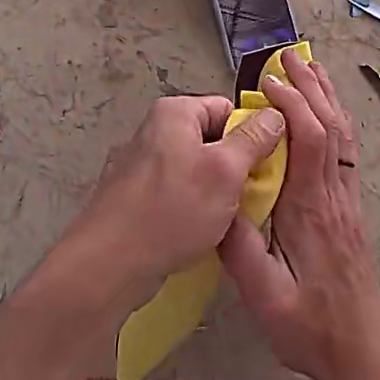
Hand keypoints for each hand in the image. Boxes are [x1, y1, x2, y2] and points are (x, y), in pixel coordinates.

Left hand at [65, 95, 285, 296]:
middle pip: (212, 139)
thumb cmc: (171, 211)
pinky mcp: (129, 198)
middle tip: (247, 195)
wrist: (104, 270)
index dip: (251, 136)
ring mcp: (138, 165)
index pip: (229, 109)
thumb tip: (275, 114)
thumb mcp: (226, 171)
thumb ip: (255, 138)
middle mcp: (153, 130)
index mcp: (175, 112)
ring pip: (194, 169)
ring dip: (213, 191)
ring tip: (224, 218)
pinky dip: (189, 208)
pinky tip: (196, 232)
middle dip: (233, 166)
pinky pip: (174, 193)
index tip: (262, 166)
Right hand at [221, 52, 379, 379]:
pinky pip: (347, 148)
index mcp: (311, 208)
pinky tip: (329, 108)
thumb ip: (243, 252)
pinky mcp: (350, 202)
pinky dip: (337, 118)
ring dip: (326, 95)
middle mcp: (334, 192)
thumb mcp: (266, 299)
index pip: (308, 139)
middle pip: (327, 124)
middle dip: (309, 85)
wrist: (359, 346)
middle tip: (288, 55)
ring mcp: (346, 195)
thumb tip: (220, 202)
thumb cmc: (310, 326)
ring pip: (341, 132)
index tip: (268, 81)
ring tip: (311, 66)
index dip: (292, 104)